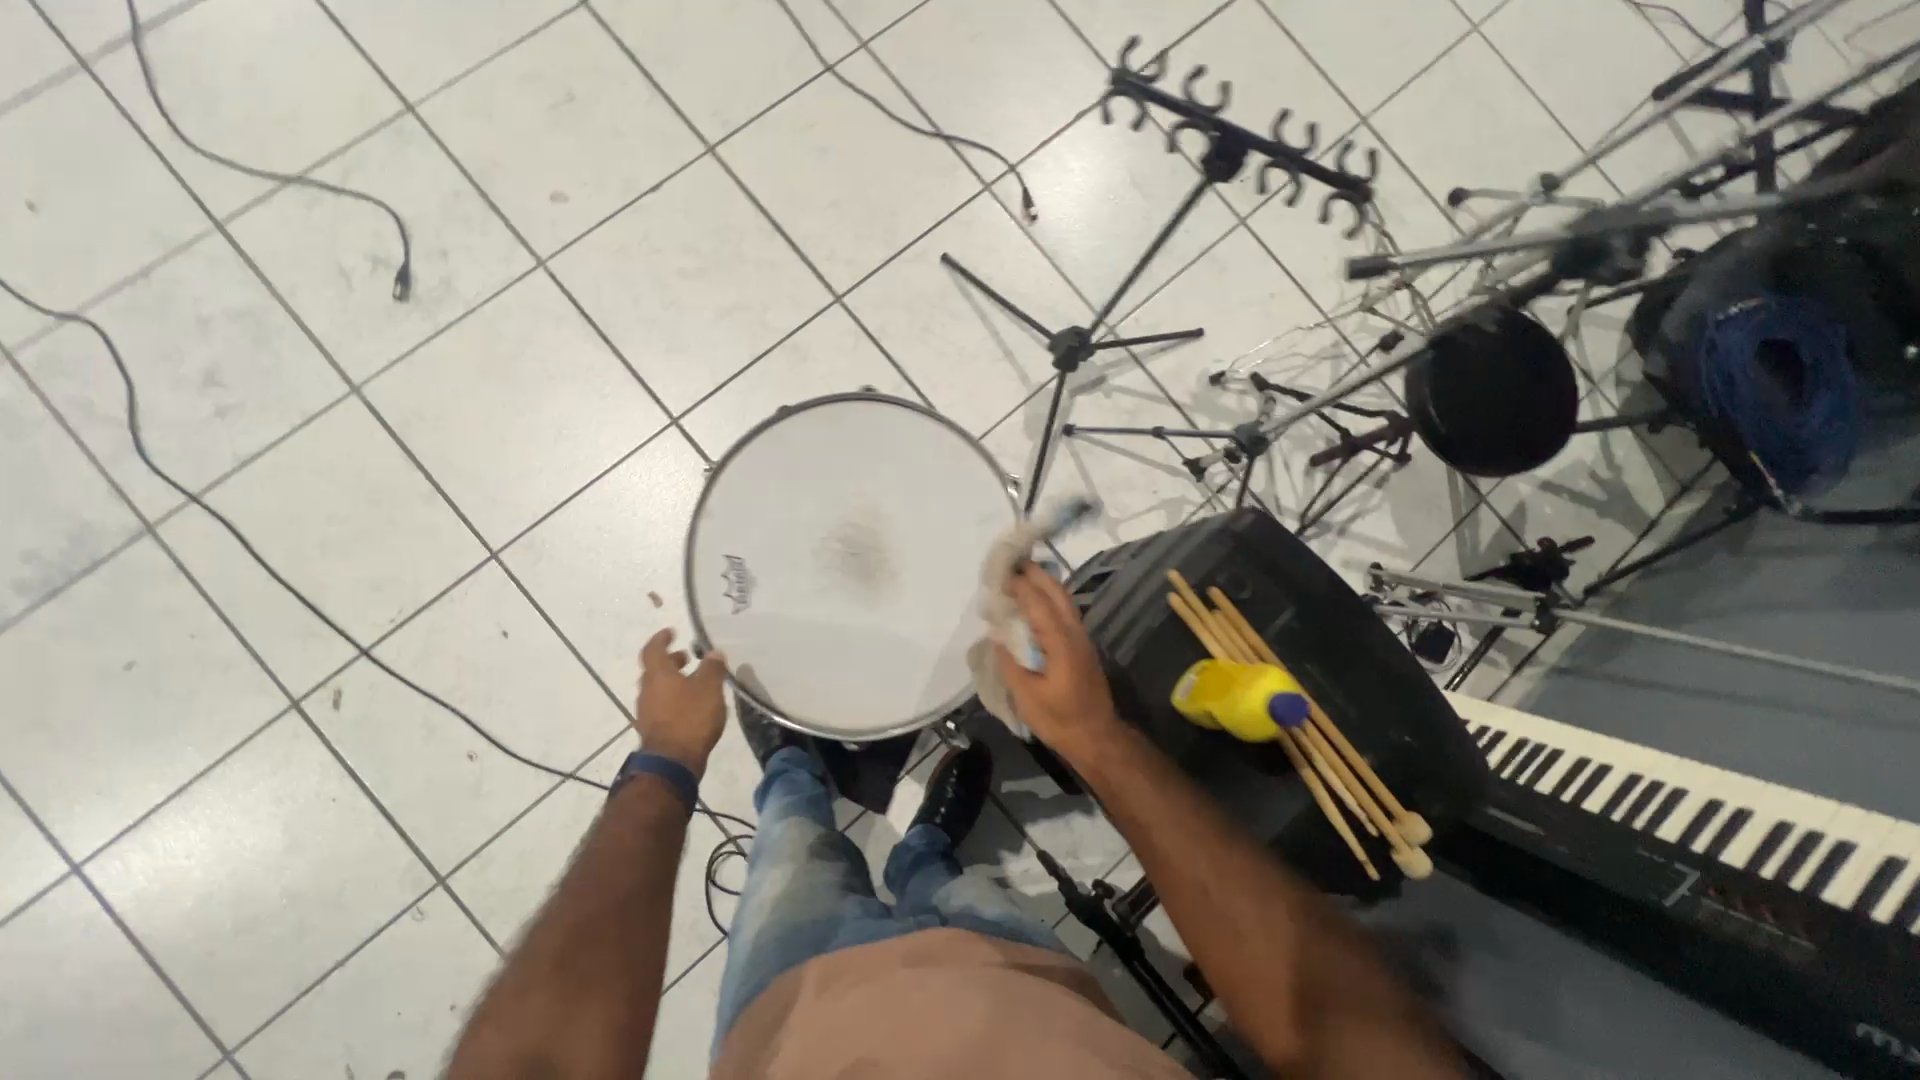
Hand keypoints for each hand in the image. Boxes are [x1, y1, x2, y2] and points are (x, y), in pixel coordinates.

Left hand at [634, 629, 727, 777]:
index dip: (661, 639)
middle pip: (654, 670)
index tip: (671, 632)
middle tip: (687, 658)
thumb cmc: (690, 718)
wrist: (672, 762)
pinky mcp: (653, 729)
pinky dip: (673, 700)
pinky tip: (691, 707)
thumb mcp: (709, 689)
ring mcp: (647, 712)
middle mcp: (647, 690)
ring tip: (694, 683)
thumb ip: (712, 668)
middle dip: (670, 662)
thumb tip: (714, 653)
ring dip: (672, 682)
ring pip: (658, 689)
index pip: (653, 649)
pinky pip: (661, 706)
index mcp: (658, 675)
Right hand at [995, 563, 1121, 753]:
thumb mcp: (1027, 695)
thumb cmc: (1060, 719)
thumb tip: (996, 635)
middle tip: (1012, 562)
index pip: (1038, 603)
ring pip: (1064, 601)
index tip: (1001, 572)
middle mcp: (1074, 633)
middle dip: (1035, 574)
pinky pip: (1064, 613)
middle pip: (1056, 593)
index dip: (1020, 585)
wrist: (1096, 737)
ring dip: (1044, 584)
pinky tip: (1034, 604)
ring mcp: (1081, 639)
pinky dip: (1048, 600)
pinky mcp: (1081, 647)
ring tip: (1021, 576)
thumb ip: (1010, 662)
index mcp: (1061, 642)